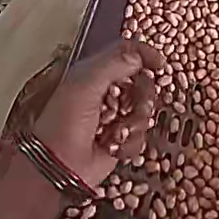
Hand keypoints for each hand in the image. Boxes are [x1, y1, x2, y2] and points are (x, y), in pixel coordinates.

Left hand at [29, 39, 162, 187]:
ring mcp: (115, 115)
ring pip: (145, 110)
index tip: (159, 65)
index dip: (144, 54)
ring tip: (117, 132)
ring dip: (134, 123)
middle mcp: (107, 91)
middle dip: (142, 97)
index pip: (125, 52)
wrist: (59, 165)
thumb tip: (139, 56)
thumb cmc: (65, 122)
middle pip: (142, 82)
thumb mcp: (85, 86)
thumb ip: (113, 65)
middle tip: (132, 107)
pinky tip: (113, 146)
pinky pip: (141, 134)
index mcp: (94, 72)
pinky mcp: (121, 138)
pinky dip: (129, 142)